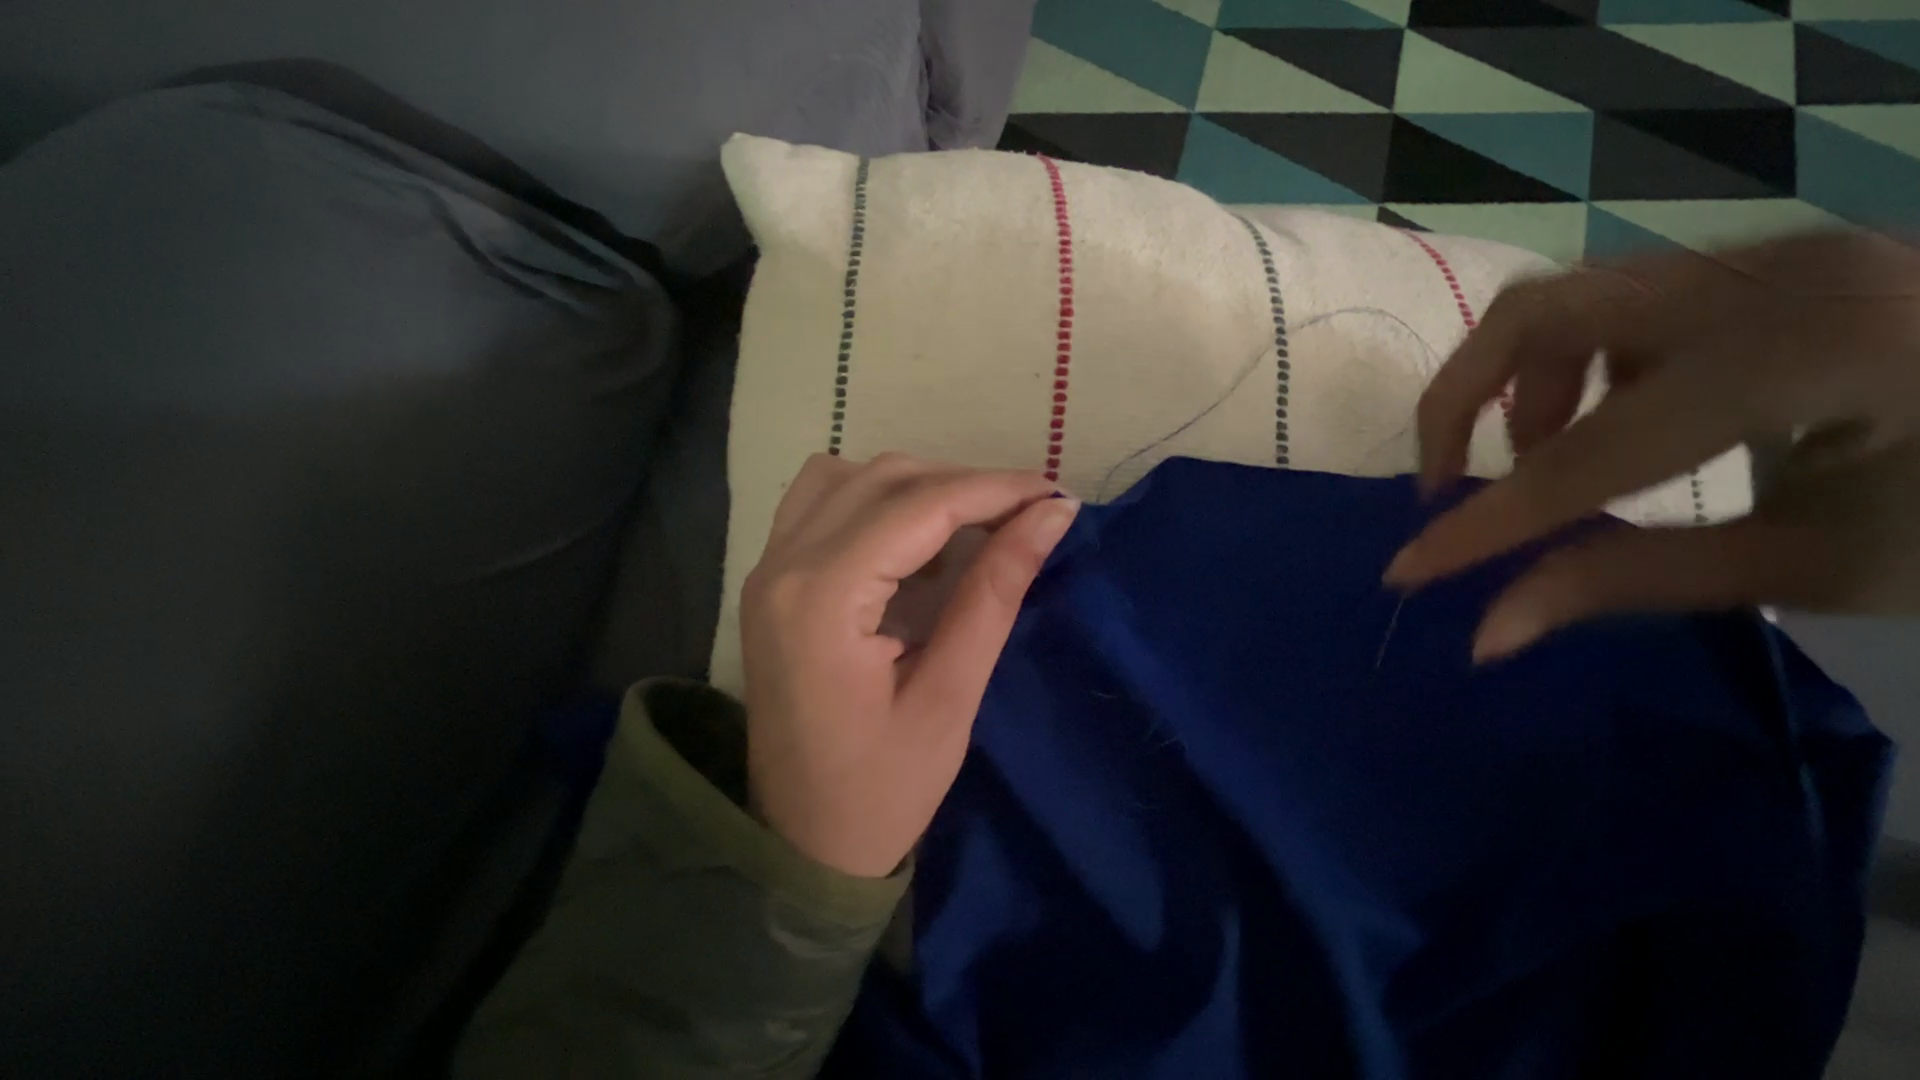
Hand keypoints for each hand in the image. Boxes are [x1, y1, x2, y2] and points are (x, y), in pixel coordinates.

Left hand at [740, 453, 1078, 877]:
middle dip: (963, 485)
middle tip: (1025, 518)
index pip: (918, 506)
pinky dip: (875, 500)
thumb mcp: (950, 698)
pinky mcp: (768, 581)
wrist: (801, 845)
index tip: (1055, 495)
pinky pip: (820, 502)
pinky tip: (911, 542)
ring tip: (970, 530)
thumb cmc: (882, 792)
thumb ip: (994, 594)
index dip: (994, 489)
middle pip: (883, 479)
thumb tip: (1052, 515)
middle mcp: (782, 566)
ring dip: (917, 487)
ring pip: (848, 477)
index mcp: (821, 600)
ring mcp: (766, 570)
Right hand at [1385, 230, 1919, 660]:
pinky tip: (1613, 418)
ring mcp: (1760, 250)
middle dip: (1458, 407)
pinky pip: (1610, 298)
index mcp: (1806, 355)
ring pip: (1560, 298)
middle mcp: (1765, 271)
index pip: (1591, 453)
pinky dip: (1572, 364)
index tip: (1405, 571)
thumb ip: (1633, 582)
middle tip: (1447, 488)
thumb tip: (1489, 634)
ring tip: (1545, 459)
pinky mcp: (1756, 258)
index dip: (1488, 522)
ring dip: (1516, 385)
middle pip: (1532, 313)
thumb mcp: (1820, 563)